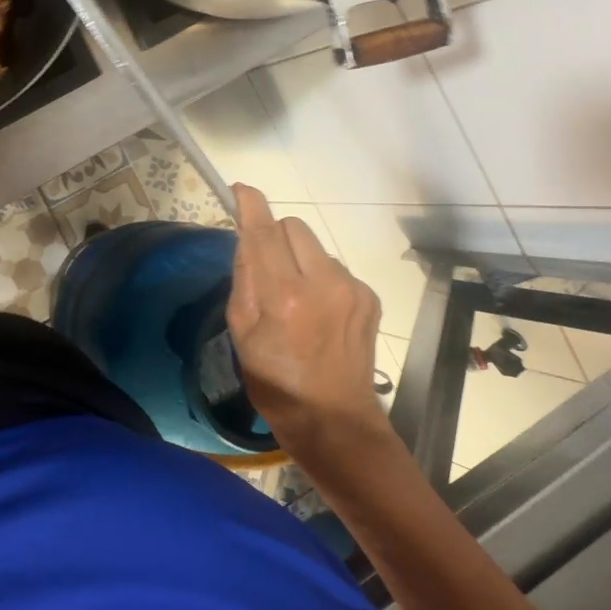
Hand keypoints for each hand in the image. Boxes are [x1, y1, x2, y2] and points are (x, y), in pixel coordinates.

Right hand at [226, 184, 385, 451]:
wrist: (334, 419)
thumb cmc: (274, 381)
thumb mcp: (241, 332)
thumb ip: (244, 279)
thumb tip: (246, 239)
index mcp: (284, 296)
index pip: (264, 232)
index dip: (251, 205)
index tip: (241, 190)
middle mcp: (323, 283)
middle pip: (294, 227)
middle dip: (275, 237)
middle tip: (266, 268)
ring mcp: (352, 289)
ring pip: (315, 247)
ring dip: (298, 259)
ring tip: (294, 299)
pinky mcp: (369, 297)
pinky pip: (335, 268)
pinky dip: (319, 278)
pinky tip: (317, 312)